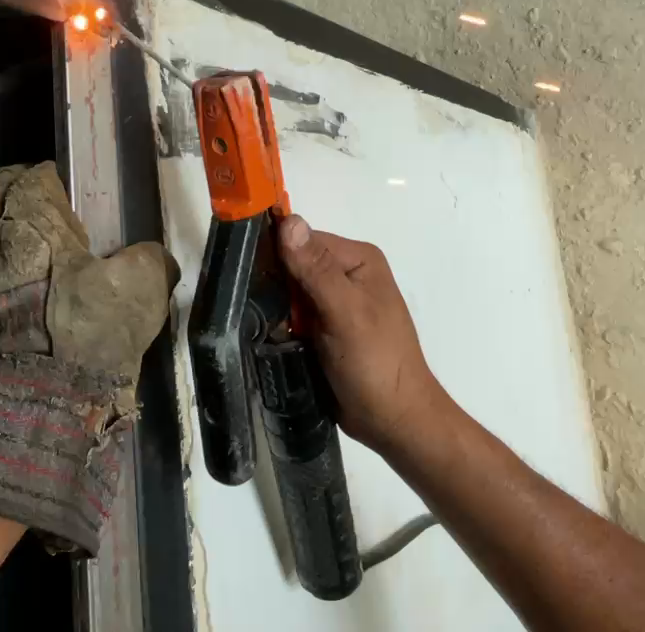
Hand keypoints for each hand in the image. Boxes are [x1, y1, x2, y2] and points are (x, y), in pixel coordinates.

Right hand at [277, 215, 441, 452]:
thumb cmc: (375, 363)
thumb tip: (288, 221)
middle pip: (292, 264)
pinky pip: (291, 315)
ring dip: (274, 308)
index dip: (276, 254)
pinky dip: (279, 324)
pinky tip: (271, 336)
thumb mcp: (346, 312)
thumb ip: (316, 269)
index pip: (302, 240)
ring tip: (263, 325)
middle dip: (274, 285)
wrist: (394, 422)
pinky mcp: (323, 328)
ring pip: (287, 291)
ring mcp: (334, 302)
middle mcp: (346, 274)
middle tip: (259, 308)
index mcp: (358, 259)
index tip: (251, 276)